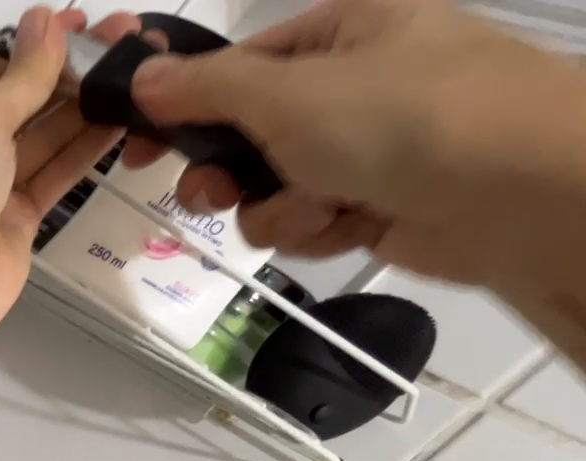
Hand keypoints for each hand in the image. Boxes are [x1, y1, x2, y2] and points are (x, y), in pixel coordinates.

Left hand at [0, 5, 140, 331]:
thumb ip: (20, 76)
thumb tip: (44, 19)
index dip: (33, 50)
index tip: (82, 22)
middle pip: (20, 105)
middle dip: (68, 72)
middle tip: (127, 34)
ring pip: (44, 138)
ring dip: (87, 103)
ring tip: (138, 63)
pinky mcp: (18, 218)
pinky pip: (56, 171)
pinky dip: (88, 145)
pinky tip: (127, 113)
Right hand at [125, 0, 585, 285]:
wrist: (520, 194)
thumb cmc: (404, 120)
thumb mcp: (287, 94)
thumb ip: (204, 88)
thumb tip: (139, 76)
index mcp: (341, 34)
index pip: (233, 69)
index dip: (179, 110)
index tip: (137, 151)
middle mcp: (349, 86)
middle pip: (240, 139)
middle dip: (226, 177)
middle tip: (218, 193)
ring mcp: (362, 146)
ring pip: (264, 190)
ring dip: (275, 209)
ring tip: (317, 207)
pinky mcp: (370, 200)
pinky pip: (302, 220)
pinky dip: (313, 228)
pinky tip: (349, 223)